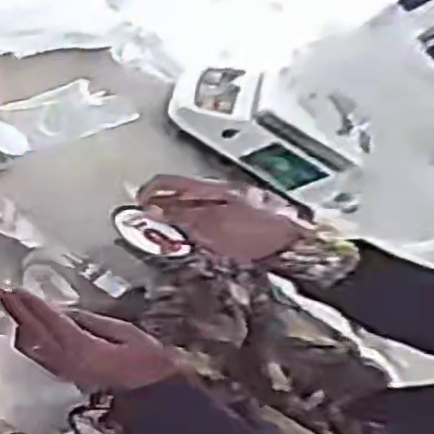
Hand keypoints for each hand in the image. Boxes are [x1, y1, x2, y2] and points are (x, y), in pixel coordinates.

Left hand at [0, 288, 179, 392]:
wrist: (155, 397)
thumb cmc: (149, 362)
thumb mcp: (126, 333)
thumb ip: (91, 321)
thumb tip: (62, 311)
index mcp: (82, 349)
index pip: (49, 322)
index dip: (31, 304)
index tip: (17, 290)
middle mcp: (65, 360)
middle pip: (32, 331)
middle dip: (16, 310)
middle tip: (3, 291)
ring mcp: (60, 369)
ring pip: (29, 344)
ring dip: (18, 322)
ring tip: (11, 304)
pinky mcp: (61, 375)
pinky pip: (35, 354)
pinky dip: (25, 337)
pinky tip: (24, 326)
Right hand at [138, 174, 311, 263]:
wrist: (298, 251)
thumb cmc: (255, 235)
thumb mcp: (208, 224)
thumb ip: (177, 214)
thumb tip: (150, 207)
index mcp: (213, 188)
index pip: (167, 182)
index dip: (146, 192)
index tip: (135, 206)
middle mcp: (224, 192)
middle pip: (179, 194)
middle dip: (160, 207)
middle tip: (148, 223)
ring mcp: (235, 205)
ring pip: (193, 206)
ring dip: (177, 219)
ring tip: (171, 234)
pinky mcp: (244, 219)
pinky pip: (208, 218)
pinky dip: (194, 227)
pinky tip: (195, 238)